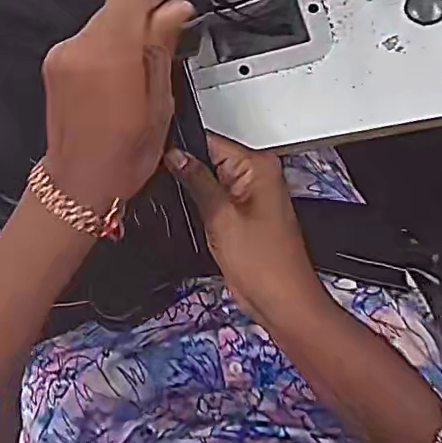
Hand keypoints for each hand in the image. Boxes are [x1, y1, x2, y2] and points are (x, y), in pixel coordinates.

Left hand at [40, 0, 192, 207]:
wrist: (81, 181)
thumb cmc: (122, 154)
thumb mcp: (160, 102)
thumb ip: (162, 46)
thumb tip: (175, 10)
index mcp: (109, 55)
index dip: (155, 2)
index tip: (168, 21)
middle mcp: (79, 49)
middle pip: (116, 5)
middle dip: (140, 23)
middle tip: (155, 57)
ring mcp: (62, 56)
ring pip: (102, 22)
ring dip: (123, 39)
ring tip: (134, 77)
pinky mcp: (53, 64)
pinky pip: (86, 41)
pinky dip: (104, 52)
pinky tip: (115, 82)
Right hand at [165, 133, 324, 317]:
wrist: (282, 302)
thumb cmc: (265, 264)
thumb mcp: (221, 217)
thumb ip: (196, 181)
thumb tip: (176, 155)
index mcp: (259, 165)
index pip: (211, 140)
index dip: (183, 149)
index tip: (159, 157)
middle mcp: (258, 174)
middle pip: (210, 158)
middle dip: (188, 172)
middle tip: (169, 187)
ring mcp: (252, 194)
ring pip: (210, 180)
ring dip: (195, 192)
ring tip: (186, 207)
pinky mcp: (244, 213)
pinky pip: (217, 198)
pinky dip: (204, 207)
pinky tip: (197, 218)